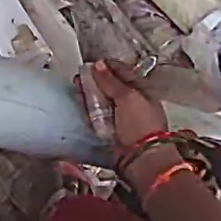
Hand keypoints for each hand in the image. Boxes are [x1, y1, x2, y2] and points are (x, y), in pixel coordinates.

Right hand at [85, 60, 181, 184]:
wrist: (139, 158)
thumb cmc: (140, 123)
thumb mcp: (128, 97)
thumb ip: (110, 80)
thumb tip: (97, 64)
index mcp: (143, 92)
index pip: (125, 73)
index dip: (110, 66)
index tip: (94, 62)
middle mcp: (131, 103)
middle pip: (110, 86)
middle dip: (96, 78)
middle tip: (82, 73)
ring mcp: (119, 116)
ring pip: (100, 98)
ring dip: (89, 90)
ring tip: (77, 83)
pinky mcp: (108, 128)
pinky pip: (94, 112)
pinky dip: (86, 105)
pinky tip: (79, 97)